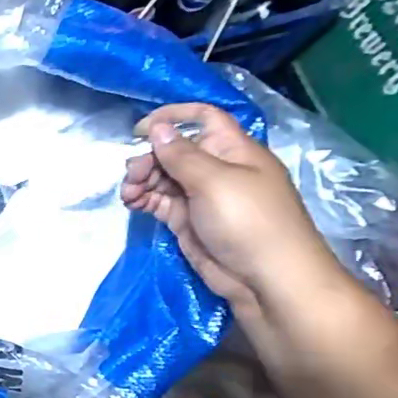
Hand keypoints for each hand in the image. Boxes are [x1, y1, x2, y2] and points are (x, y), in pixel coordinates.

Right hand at [119, 103, 345, 318]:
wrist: (268, 281)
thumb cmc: (249, 222)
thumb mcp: (214, 181)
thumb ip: (181, 154)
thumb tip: (159, 128)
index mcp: (233, 150)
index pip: (203, 118)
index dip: (173, 116)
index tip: (141, 130)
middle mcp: (217, 169)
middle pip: (175, 151)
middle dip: (150, 158)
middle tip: (132, 176)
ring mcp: (202, 197)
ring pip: (164, 177)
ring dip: (143, 180)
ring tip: (129, 195)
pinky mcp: (190, 222)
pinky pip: (162, 202)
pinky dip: (145, 200)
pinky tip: (133, 203)